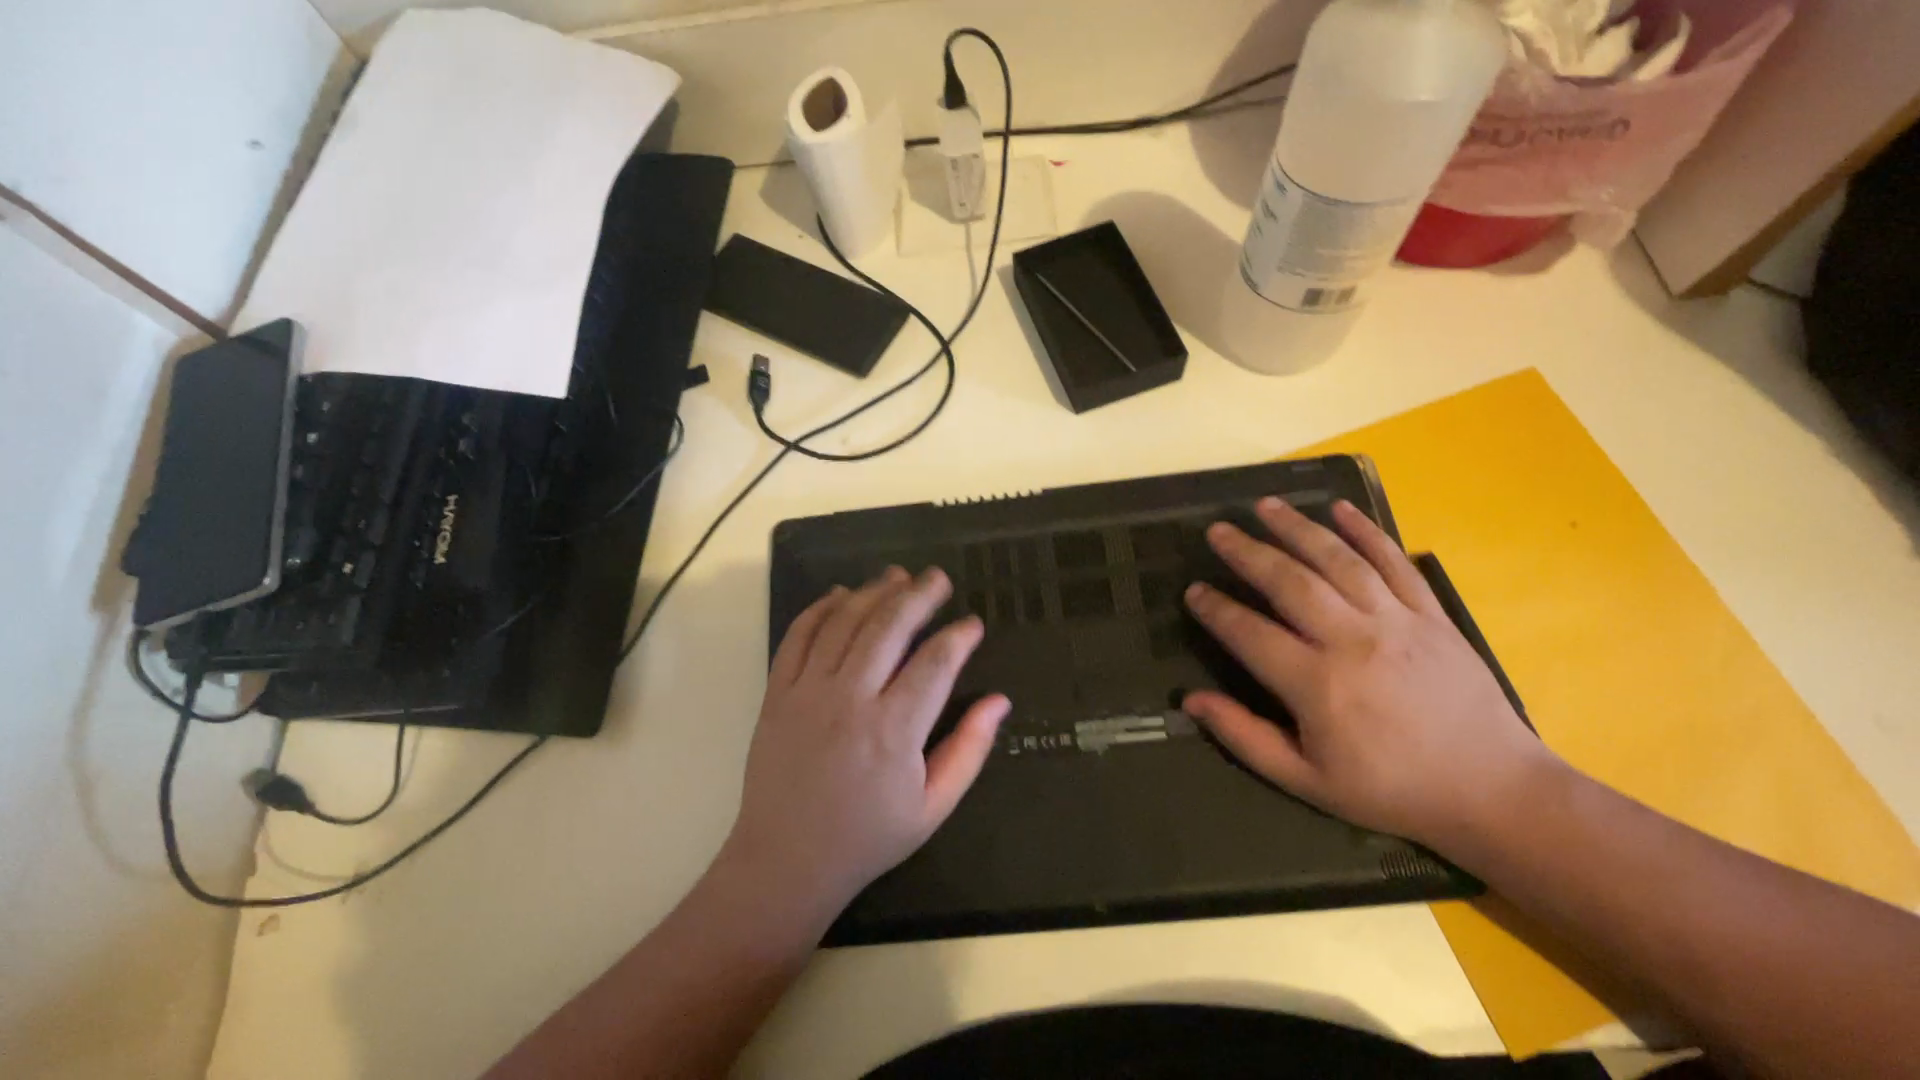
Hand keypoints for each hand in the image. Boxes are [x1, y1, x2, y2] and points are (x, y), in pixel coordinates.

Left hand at [719, 566, 1009, 919]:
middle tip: (938, 579)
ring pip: (843, 623)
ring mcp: (807, 693)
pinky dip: (820, 609)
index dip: (958, 636)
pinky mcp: (777, 694)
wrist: (786, 861)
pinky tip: (840, 596)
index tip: (973, 624)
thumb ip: (969, 750)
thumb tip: (999, 700)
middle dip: (918, 595)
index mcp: (894, 731)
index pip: (934, 662)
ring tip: (897, 576)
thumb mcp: (933, 807)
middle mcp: (850, 700)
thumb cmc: (868, 838)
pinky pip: (798, 637)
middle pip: (888, 627)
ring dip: (873, 592)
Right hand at [1181, 496, 1556, 850]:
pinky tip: (1341, 508)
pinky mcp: (1431, 614)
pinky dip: (1367, 532)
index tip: (1193, 591)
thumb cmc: (1390, 789)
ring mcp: (1396, 621)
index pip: (1250, 633)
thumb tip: (1192, 701)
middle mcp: (1351, 640)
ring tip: (1266, 505)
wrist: (1490, 788)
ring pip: (1338, 560)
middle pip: (1289, 582)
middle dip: (1248, 552)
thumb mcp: (1307, 781)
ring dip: (1298, 528)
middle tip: (1218, 530)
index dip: (1216, 610)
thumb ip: (1245, 737)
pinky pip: (1394, 562)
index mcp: (1316, 684)